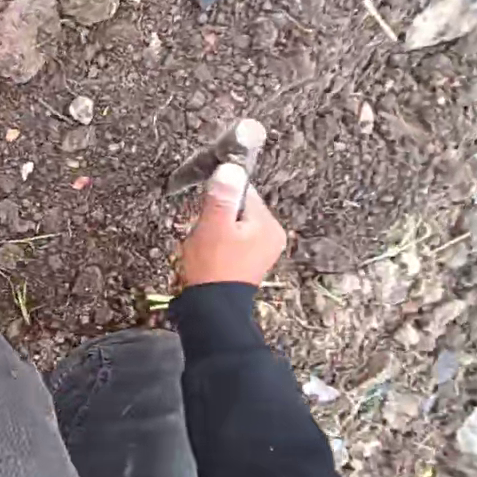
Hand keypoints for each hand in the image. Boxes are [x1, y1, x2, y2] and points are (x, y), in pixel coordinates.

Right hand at [179, 163, 287, 287]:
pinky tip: (210, 252)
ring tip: (206, 244)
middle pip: (239, 207)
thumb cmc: (213, 267)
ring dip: (216, 227)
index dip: (220, 196)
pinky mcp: (251, 260)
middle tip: (205, 231)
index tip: (206, 209)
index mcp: (268, 225)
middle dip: (217, 214)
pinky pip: (235, 238)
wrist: (212, 308)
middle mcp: (272, 235)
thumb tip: (231, 168)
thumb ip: (222, 196)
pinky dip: (220, 240)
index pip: (243, 192)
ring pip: (234, 222)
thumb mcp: (213, 225)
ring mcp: (263, 249)